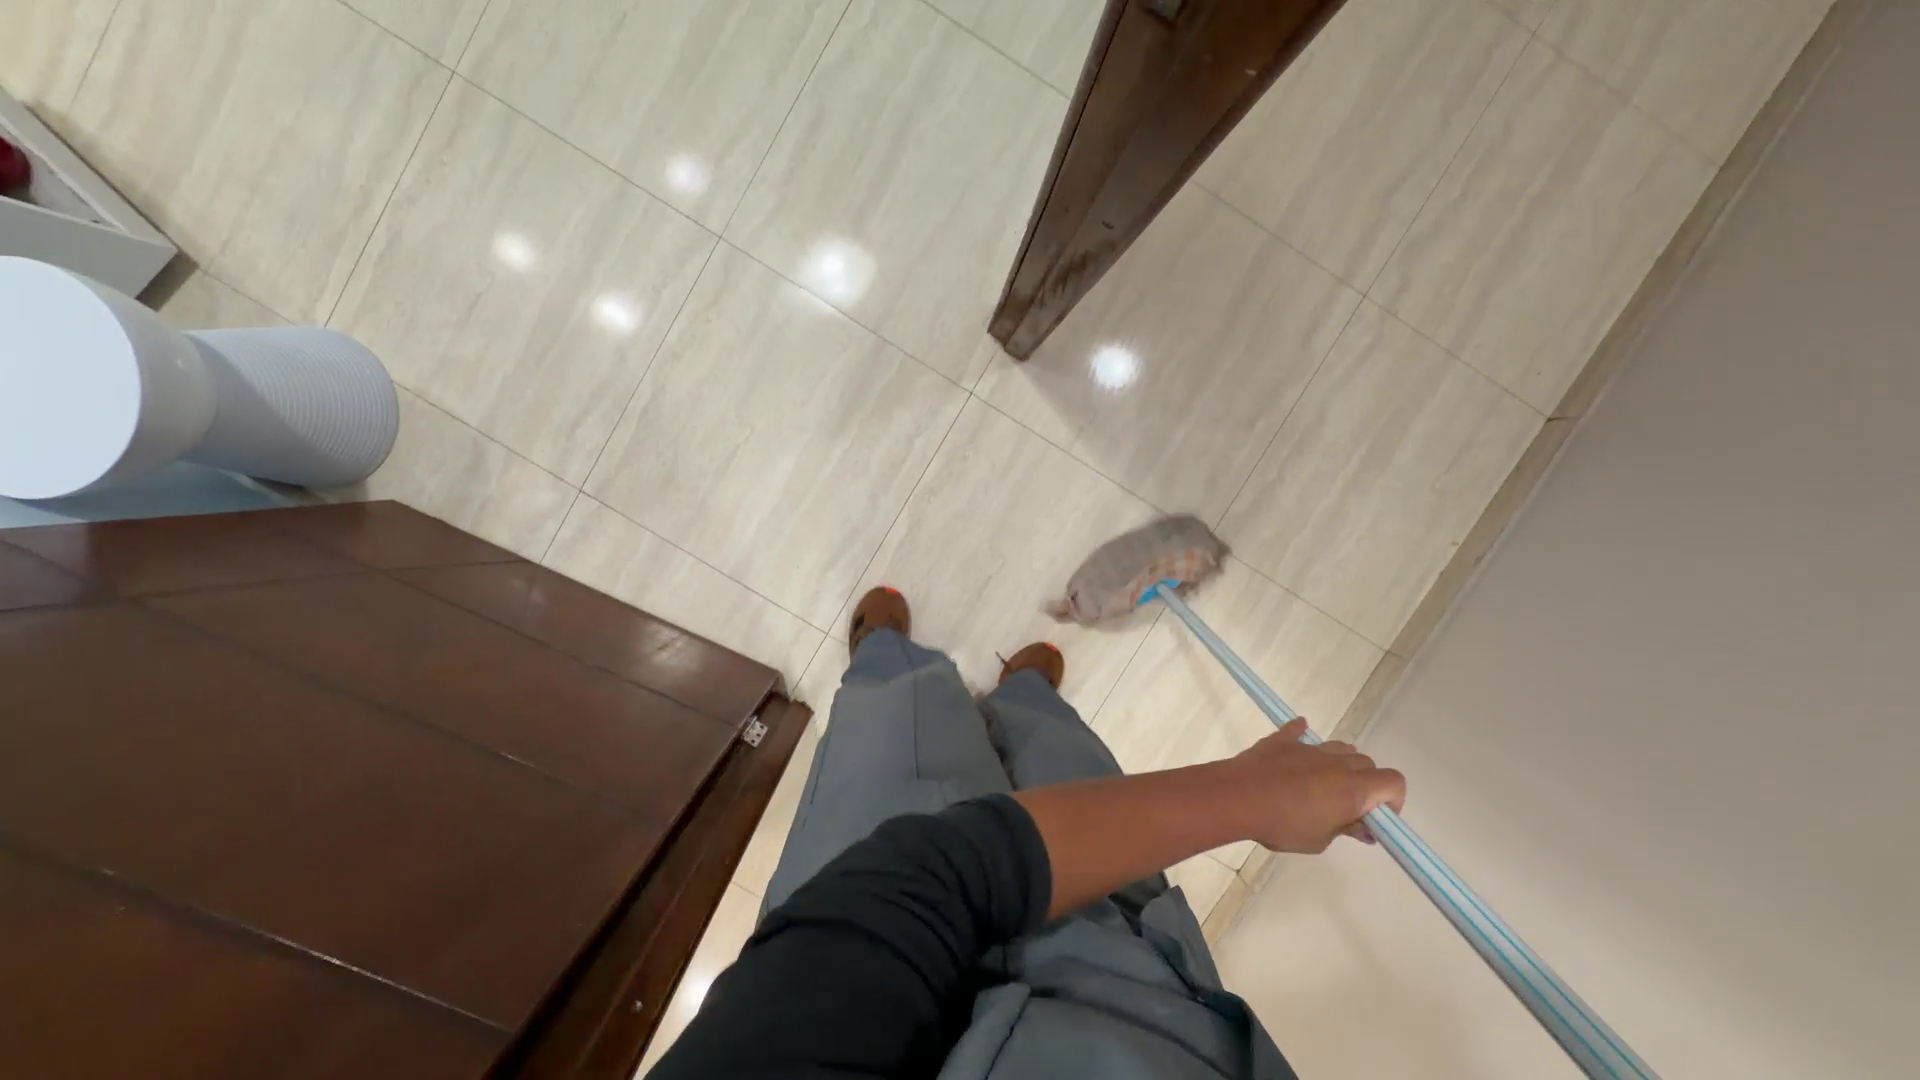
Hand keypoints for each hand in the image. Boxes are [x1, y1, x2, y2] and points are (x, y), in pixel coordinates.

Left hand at [1224, 718, 1406, 854]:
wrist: (1238, 797)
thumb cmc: (1282, 825)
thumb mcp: (1319, 840)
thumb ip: (1344, 830)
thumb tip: (1363, 828)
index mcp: (1353, 789)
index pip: (1393, 781)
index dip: (1393, 799)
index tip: (1377, 816)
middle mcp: (1337, 763)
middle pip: (1366, 763)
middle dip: (1365, 783)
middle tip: (1347, 805)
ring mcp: (1309, 747)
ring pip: (1339, 747)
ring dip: (1340, 762)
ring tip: (1323, 782)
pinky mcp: (1282, 740)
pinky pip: (1297, 730)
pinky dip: (1301, 733)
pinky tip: (1299, 734)